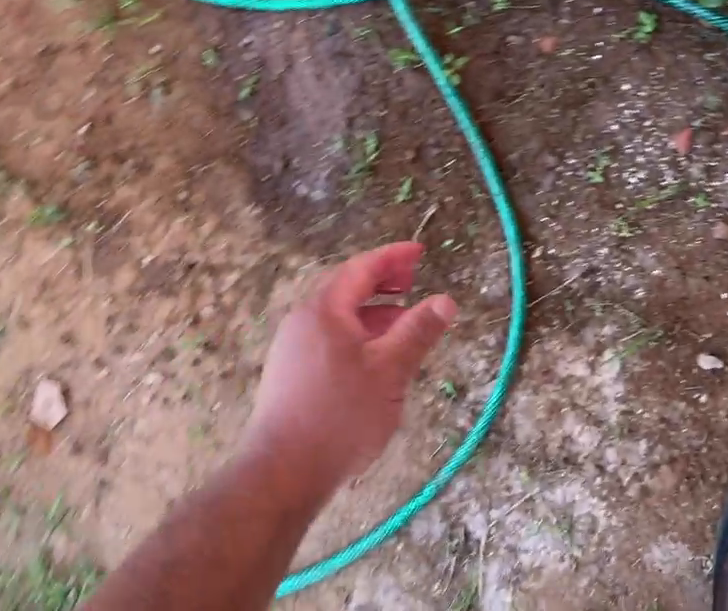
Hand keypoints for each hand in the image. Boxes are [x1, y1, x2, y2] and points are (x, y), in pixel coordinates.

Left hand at [241, 241, 456, 495]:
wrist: (281, 474)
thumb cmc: (340, 415)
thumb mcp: (390, 370)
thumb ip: (418, 331)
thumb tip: (446, 301)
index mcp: (325, 311)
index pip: (362, 269)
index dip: (393, 258)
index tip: (419, 253)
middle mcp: (303, 322)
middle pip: (346, 290)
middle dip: (382, 284)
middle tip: (413, 283)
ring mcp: (292, 351)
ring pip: (339, 319)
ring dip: (373, 314)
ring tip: (403, 326)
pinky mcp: (290, 377)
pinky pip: (329, 341)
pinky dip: (358, 337)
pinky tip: (376, 362)